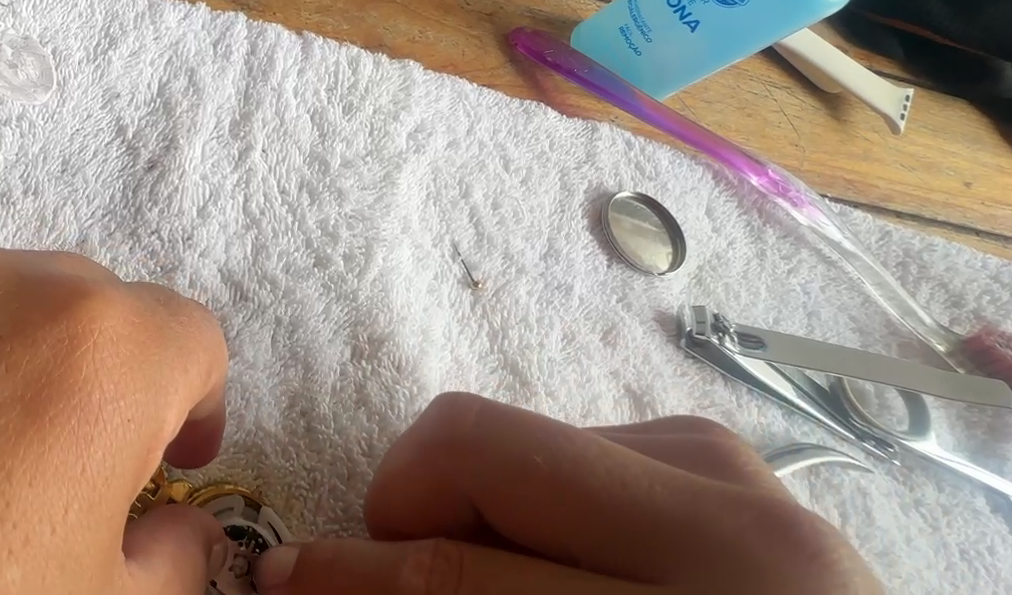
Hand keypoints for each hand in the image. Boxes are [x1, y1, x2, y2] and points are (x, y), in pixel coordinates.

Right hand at [257, 393, 879, 593]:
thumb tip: (327, 582)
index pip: (462, 576)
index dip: (350, 578)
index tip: (279, 578)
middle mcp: (732, 530)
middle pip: (469, 443)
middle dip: (399, 503)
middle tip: (388, 567)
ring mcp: (726, 470)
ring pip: (501, 431)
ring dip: (461, 503)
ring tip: (492, 572)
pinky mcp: (713, 448)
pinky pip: (551, 438)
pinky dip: (520, 497)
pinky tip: (560, 557)